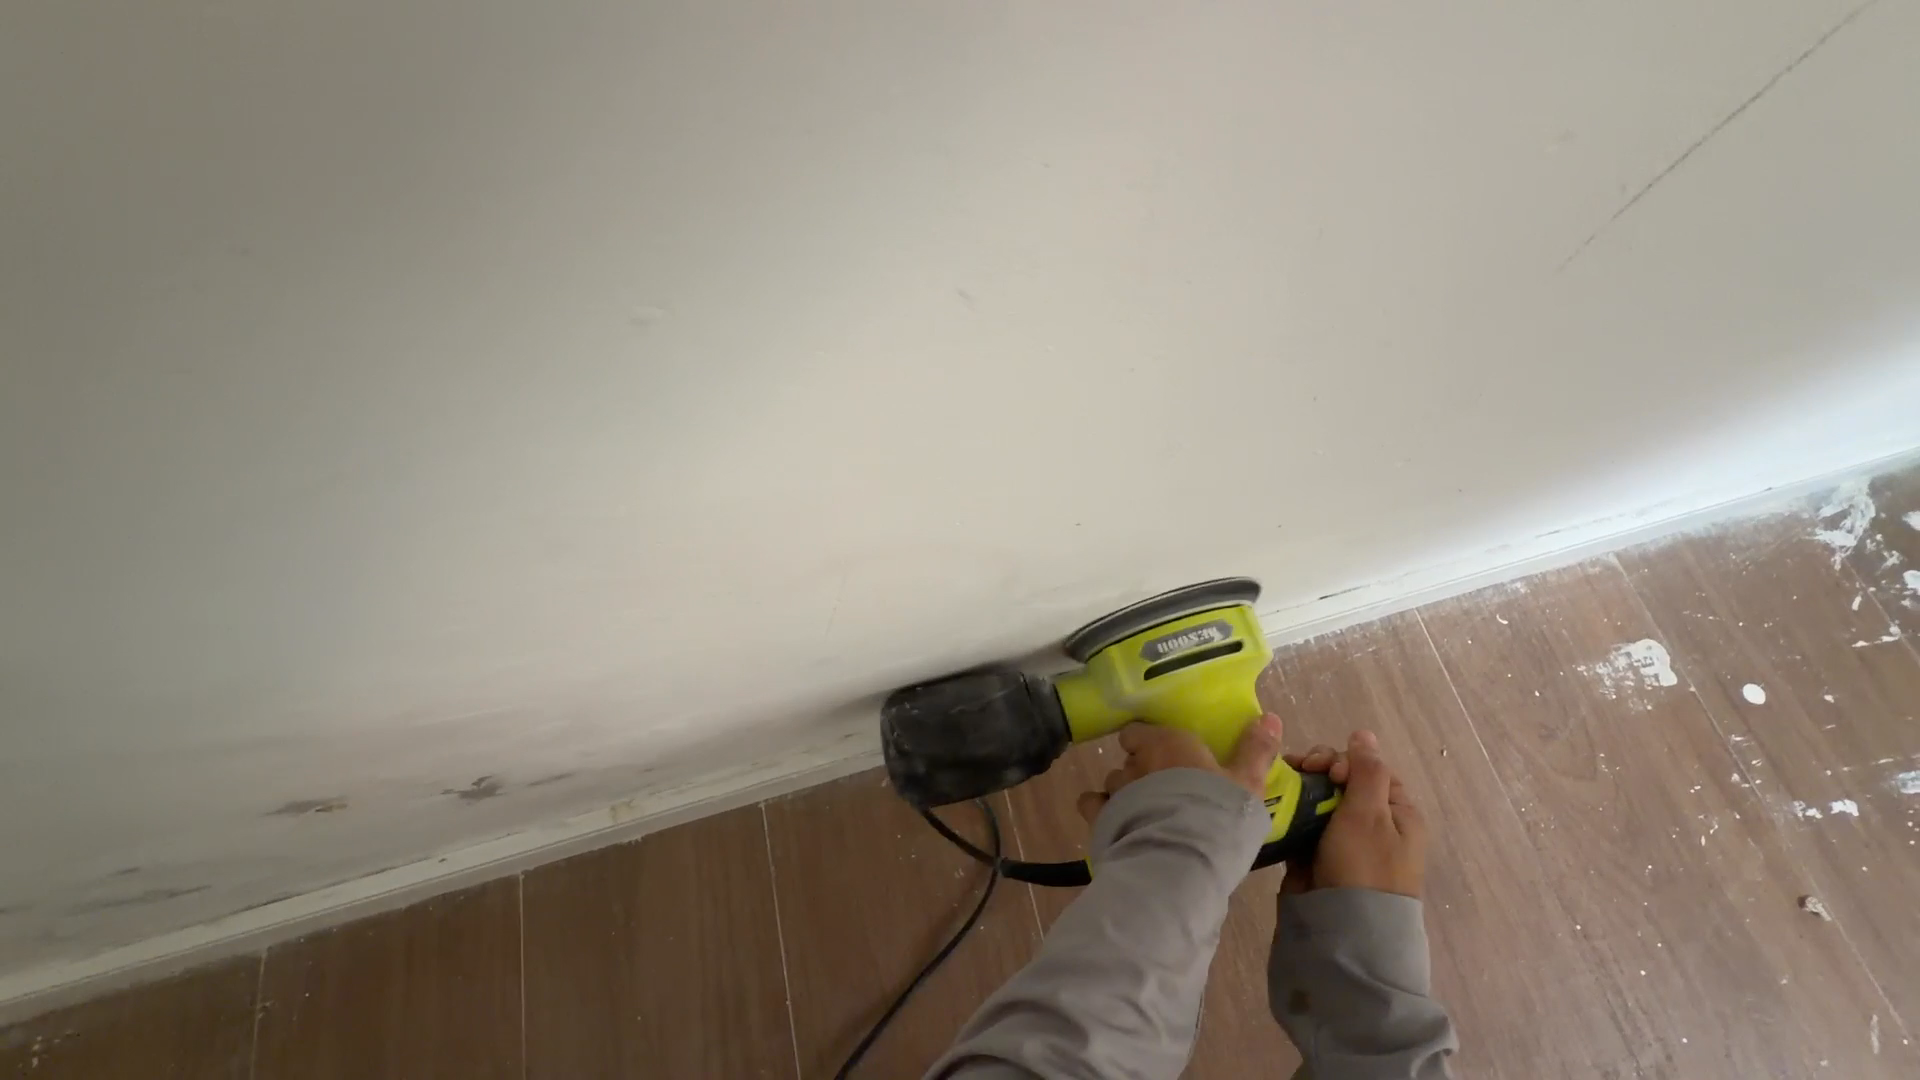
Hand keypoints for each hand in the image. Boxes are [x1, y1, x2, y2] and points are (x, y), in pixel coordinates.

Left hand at [1075, 714, 1285, 824]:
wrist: (1185, 855)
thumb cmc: (1219, 812)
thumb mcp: (1248, 782)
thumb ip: (1256, 749)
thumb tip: (1269, 717)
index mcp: (1167, 743)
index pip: (1139, 731)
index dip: (1147, 742)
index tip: (1162, 757)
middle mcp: (1135, 761)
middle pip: (1128, 759)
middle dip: (1139, 771)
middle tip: (1161, 790)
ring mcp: (1115, 788)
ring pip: (1112, 782)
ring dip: (1122, 792)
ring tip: (1142, 813)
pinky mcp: (1100, 816)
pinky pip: (1091, 804)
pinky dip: (1098, 810)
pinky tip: (1112, 822)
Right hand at [1280, 730, 1425, 898]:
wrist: (1342, 926)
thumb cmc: (1363, 865)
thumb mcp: (1369, 812)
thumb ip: (1365, 769)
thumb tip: (1363, 733)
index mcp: (1397, 813)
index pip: (1369, 767)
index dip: (1343, 760)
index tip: (1323, 769)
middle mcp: (1375, 823)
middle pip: (1342, 779)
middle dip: (1317, 769)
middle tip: (1298, 771)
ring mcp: (1345, 838)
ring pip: (1320, 797)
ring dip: (1300, 785)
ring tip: (1279, 782)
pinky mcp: (1318, 851)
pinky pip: (1304, 819)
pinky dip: (1291, 808)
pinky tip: (1273, 800)